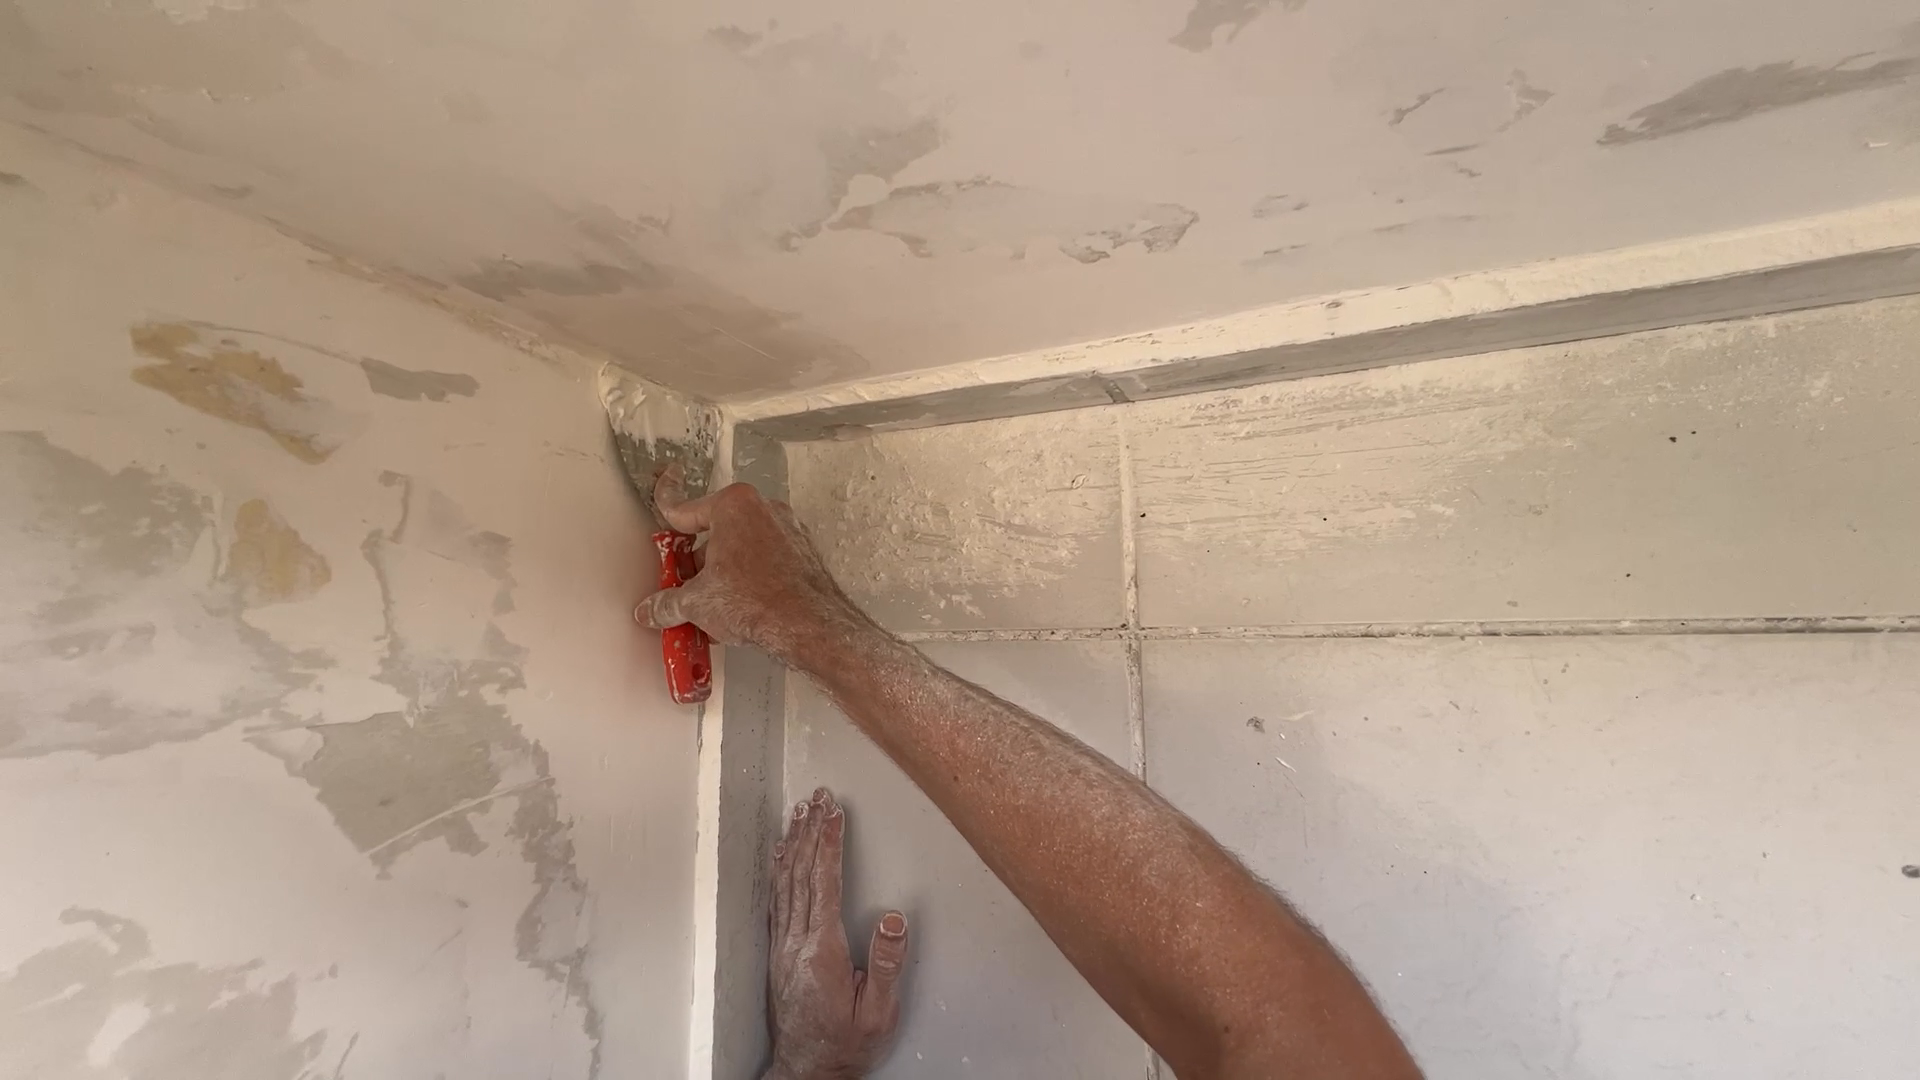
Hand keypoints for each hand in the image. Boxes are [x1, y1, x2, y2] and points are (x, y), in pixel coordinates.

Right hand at [633, 466, 866, 662]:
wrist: (808, 624)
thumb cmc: (756, 601)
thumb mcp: (696, 602)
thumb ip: (668, 603)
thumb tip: (651, 610)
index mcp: (734, 506)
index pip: (685, 507)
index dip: (665, 498)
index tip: (664, 477)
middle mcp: (764, 509)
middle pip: (716, 532)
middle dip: (697, 561)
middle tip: (683, 587)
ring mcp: (788, 530)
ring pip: (741, 549)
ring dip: (723, 574)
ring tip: (713, 608)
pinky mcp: (803, 552)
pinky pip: (764, 561)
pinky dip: (748, 579)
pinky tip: (740, 609)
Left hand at [765, 788, 908, 1079]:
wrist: (807, 1074)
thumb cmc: (846, 1045)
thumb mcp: (878, 1013)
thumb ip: (886, 965)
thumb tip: (893, 918)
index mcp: (822, 950)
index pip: (825, 883)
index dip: (829, 843)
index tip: (834, 812)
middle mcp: (797, 942)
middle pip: (802, 873)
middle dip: (811, 830)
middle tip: (817, 797)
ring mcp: (783, 946)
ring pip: (785, 882)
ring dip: (793, 843)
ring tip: (799, 812)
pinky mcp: (777, 952)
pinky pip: (776, 900)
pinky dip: (778, 870)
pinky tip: (781, 854)